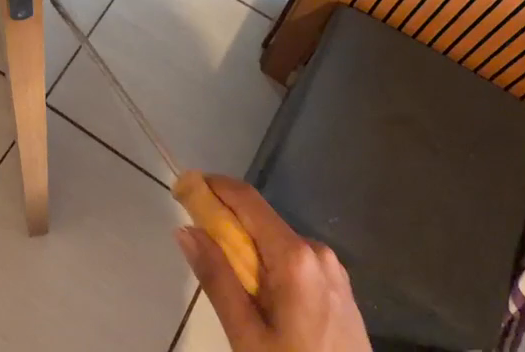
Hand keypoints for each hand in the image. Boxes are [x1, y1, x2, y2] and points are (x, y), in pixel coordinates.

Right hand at [175, 177, 371, 351]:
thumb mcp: (247, 335)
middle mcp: (318, 250)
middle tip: (197, 243)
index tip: (184, 189)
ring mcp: (333, 269)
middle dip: (228, 225)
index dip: (214, 188)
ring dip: (250, 251)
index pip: (248, 201)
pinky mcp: (340, 288)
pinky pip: (297, 264)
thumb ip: (216, 279)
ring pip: (279, 245)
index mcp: (295, 256)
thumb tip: (186, 230)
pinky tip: (261, 299)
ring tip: (229, 285)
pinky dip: (272, 268)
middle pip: (262, 223)